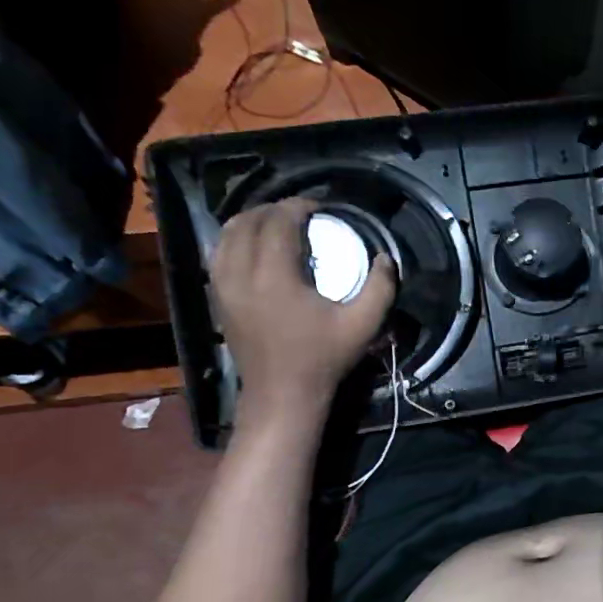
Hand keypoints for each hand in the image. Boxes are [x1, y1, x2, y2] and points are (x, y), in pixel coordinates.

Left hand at [211, 198, 395, 419]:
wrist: (282, 395)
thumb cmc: (323, 359)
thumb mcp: (362, 325)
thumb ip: (381, 288)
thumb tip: (385, 258)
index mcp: (275, 276)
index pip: (278, 221)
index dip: (298, 206)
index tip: (319, 209)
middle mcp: (242, 274)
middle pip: (250, 221)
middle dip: (274, 209)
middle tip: (300, 214)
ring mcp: (223, 287)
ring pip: (228, 234)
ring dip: (252, 221)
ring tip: (275, 224)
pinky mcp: (217, 299)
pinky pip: (218, 255)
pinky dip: (235, 240)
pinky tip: (254, 247)